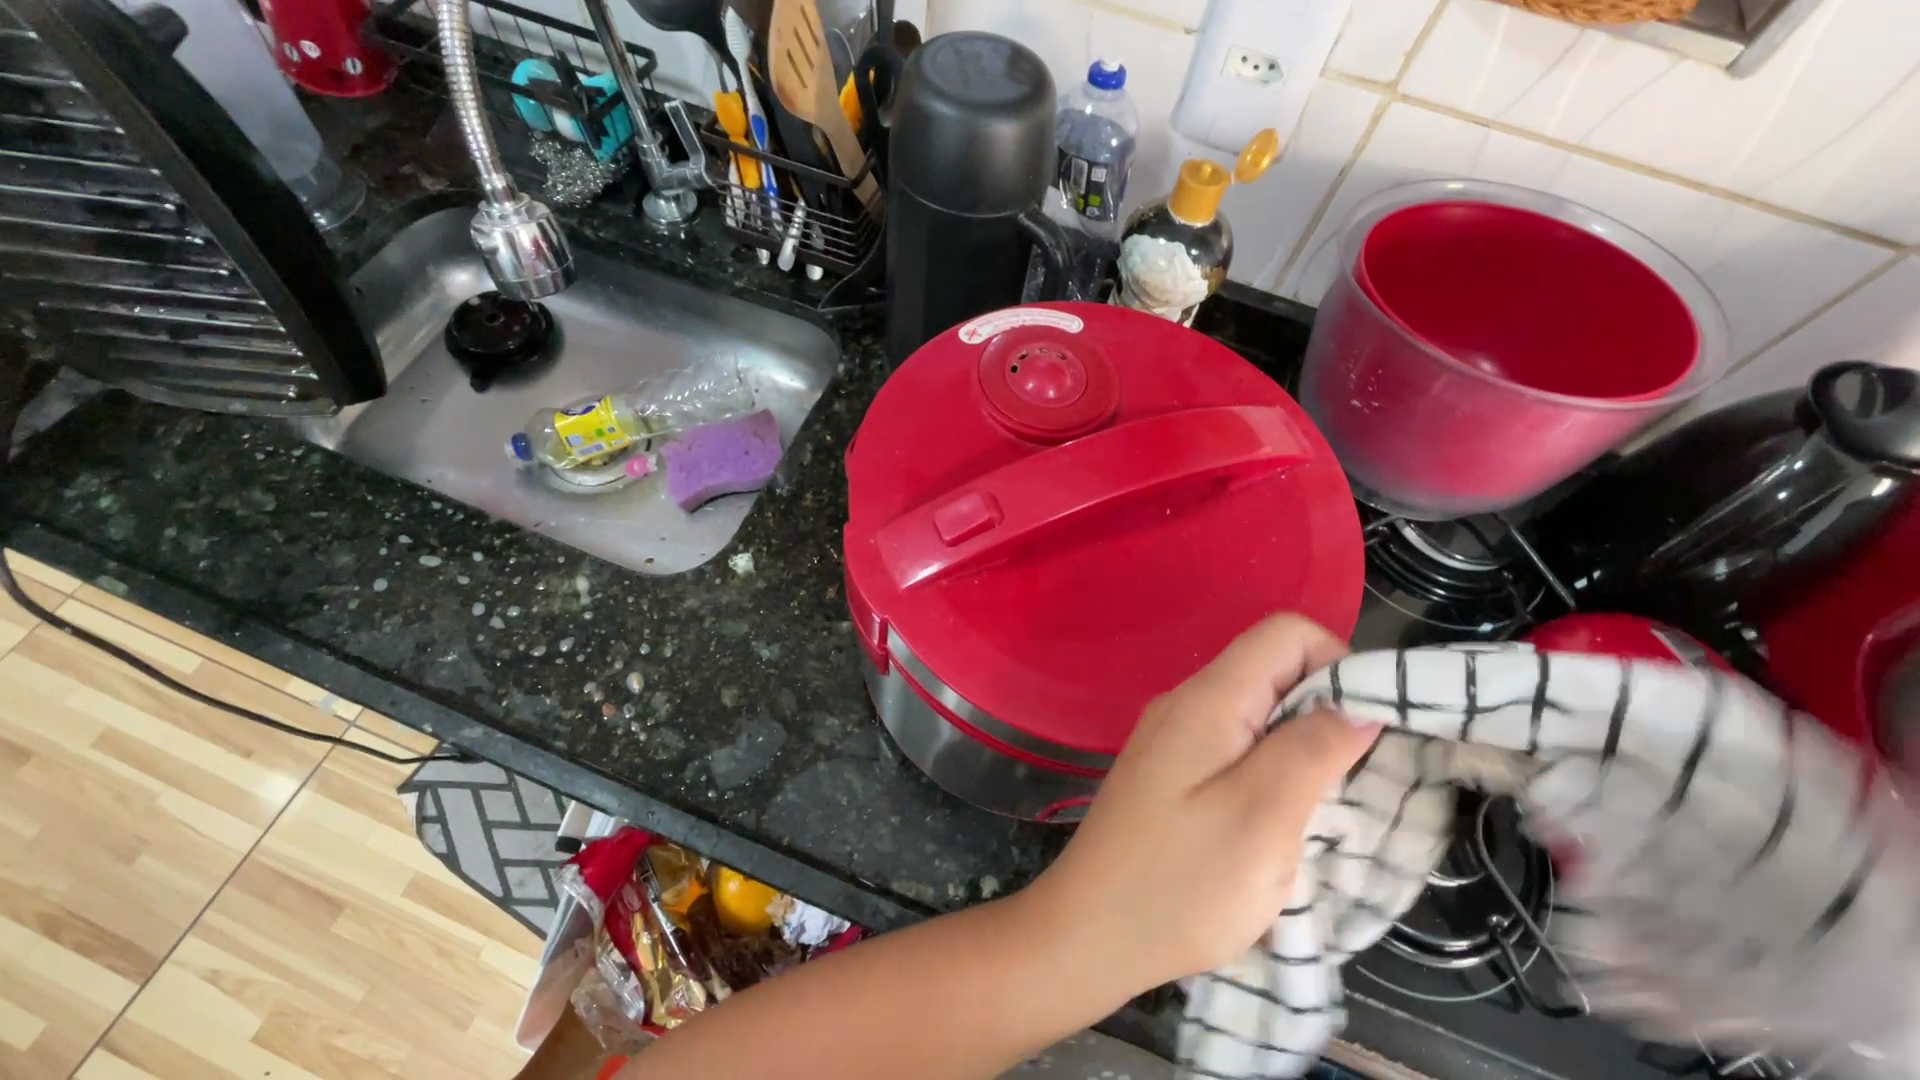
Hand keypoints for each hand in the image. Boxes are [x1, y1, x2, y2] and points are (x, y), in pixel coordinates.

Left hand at [1016, 614, 1380, 994]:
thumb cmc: (1178, 885)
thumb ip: (1312, 749)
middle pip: (1274, 671)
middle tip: (1356, 782)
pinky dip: (1272, 772)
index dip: (1341, 666)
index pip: (1287, 634)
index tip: (1371, 731)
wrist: (1086, 936)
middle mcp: (1186, 705)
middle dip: (1329, 712)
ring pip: (1259, 713)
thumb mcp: (1261, 817)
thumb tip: (1360, 700)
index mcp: (1207, 700)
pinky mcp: (1170, 775)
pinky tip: (1280, 822)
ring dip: (1304, 749)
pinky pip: (1235, 749)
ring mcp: (1173, 741)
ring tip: (1324, 809)